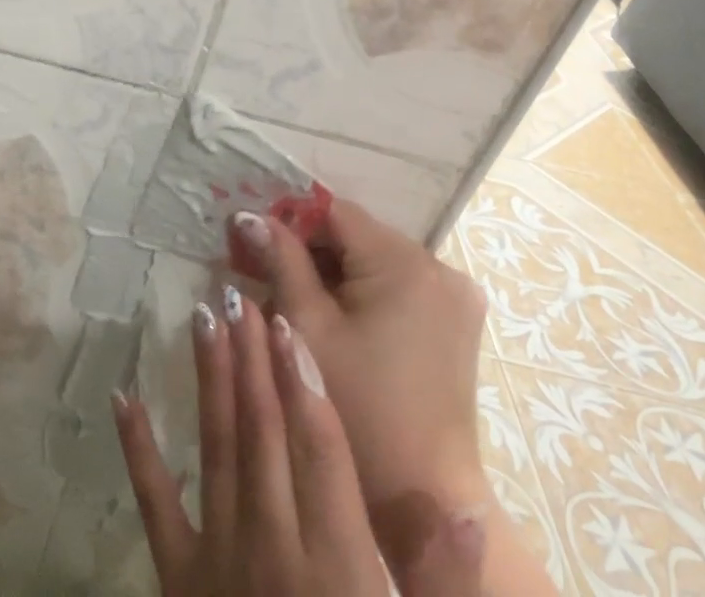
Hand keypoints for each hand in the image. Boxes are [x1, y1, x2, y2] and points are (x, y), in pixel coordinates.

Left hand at [113, 284, 484, 595]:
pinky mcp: (176, 576)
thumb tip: (466, 506)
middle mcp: (270, 545)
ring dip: (210, 381)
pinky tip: (123, 397)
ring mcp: (214, 558)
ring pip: (214, 449)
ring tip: (203, 319)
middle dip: (253, 359)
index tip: (289, 325)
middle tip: (241, 295)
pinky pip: (153, 501)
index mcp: (334, 563)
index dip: (305, 382)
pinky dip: (137, 448)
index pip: (319, 452)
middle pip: (262, 433)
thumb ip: (441, 583)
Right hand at [230, 203, 510, 576]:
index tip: (248, 245)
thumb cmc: (354, 405)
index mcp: (405, 262)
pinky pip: (399, 291)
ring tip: (293, 307)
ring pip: (377, 264)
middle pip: (358, 237)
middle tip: (261, 279)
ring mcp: (456, 299)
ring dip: (334, 275)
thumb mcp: (304, 326)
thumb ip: (278, 260)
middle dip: (308, 252)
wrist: (420, 492)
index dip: (287, 221)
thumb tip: (247, 216)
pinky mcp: (457, 325)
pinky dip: (363, 297)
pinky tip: (335, 326)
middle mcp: (440, 268)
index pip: (334, 212)